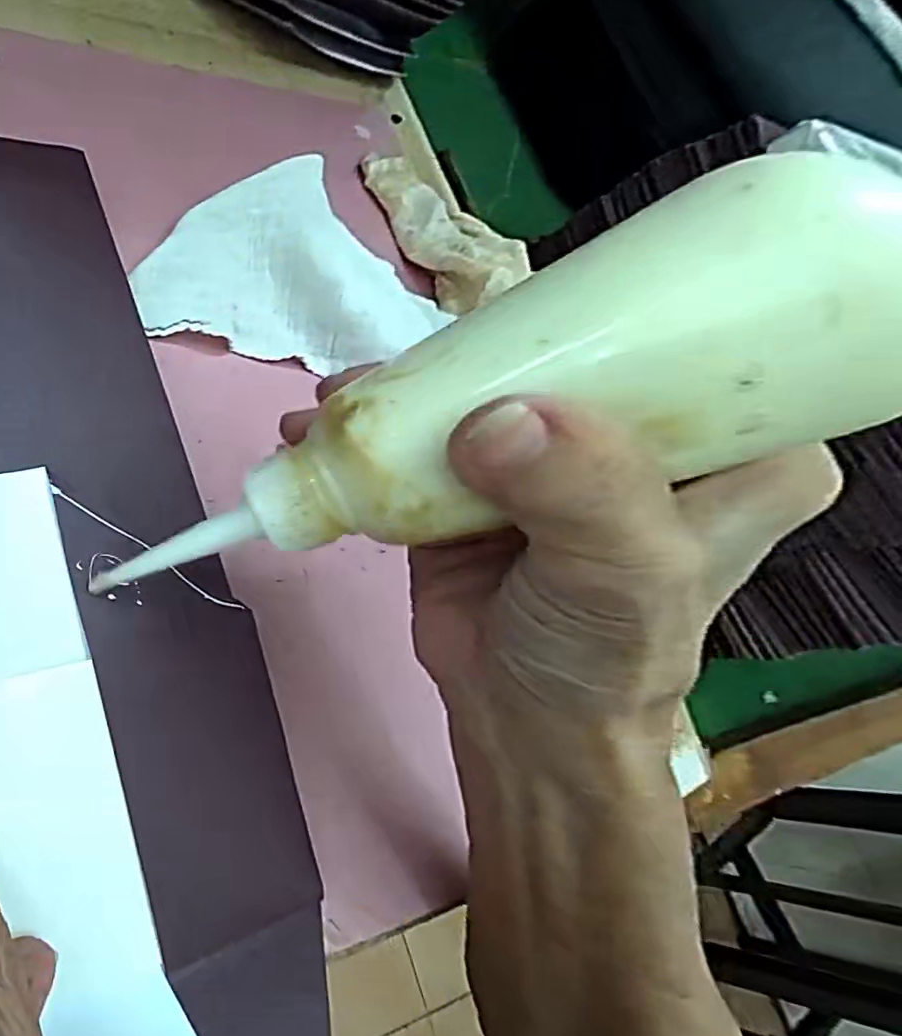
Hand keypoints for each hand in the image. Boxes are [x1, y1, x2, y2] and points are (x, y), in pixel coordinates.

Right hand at [281, 366, 840, 771]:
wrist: (516, 718)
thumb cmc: (599, 652)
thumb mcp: (621, 572)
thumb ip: (577, 492)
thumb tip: (495, 415)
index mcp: (721, 447)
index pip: (671, 348)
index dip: (592, 319)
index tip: (504, 316)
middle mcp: (622, 447)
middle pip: (536, 370)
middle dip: (452, 361)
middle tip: (378, 372)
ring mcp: (531, 472)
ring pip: (461, 408)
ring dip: (388, 402)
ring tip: (324, 407)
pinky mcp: (460, 497)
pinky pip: (412, 454)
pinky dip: (362, 444)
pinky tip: (315, 437)